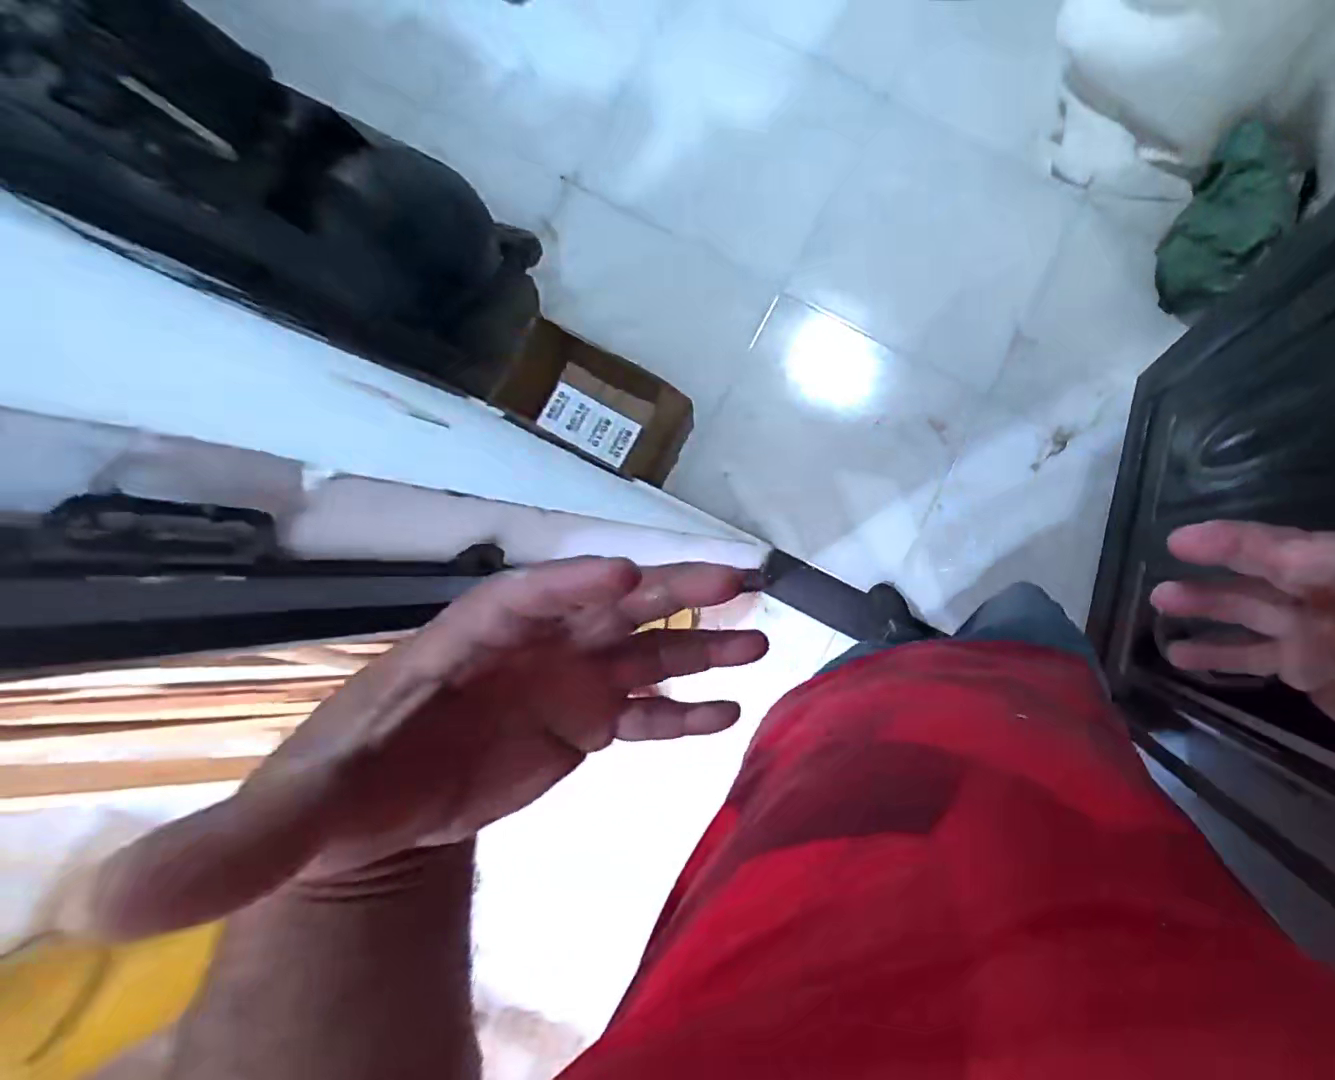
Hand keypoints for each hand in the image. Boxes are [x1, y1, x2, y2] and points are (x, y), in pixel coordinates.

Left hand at [76, 558, 769, 939]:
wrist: (390, 813)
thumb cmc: (345, 794)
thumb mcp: (287, 823)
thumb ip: (230, 850)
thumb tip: (104, 908)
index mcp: (467, 647)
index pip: (523, 600)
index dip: (572, 584)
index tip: (624, 575)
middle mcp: (535, 650)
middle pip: (613, 607)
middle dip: (673, 590)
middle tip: (735, 578)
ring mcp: (573, 683)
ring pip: (650, 651)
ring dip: (703, 644)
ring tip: (757, 641)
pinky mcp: (594, 721)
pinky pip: (652, 712)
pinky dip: (688, 711)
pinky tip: (727, 713)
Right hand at [1149, 521, 1334, 886]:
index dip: (1316, 556)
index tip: (1269, 561)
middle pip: (1291, 563)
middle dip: (1238, 551)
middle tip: (1180, 542)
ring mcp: (1325, 628)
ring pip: (1258, 602)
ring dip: (1210, 599)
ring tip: (1159, 599)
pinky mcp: (1308, 661)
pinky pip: (1253, 648)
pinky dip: (1217, 650)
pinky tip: (1180, 657)